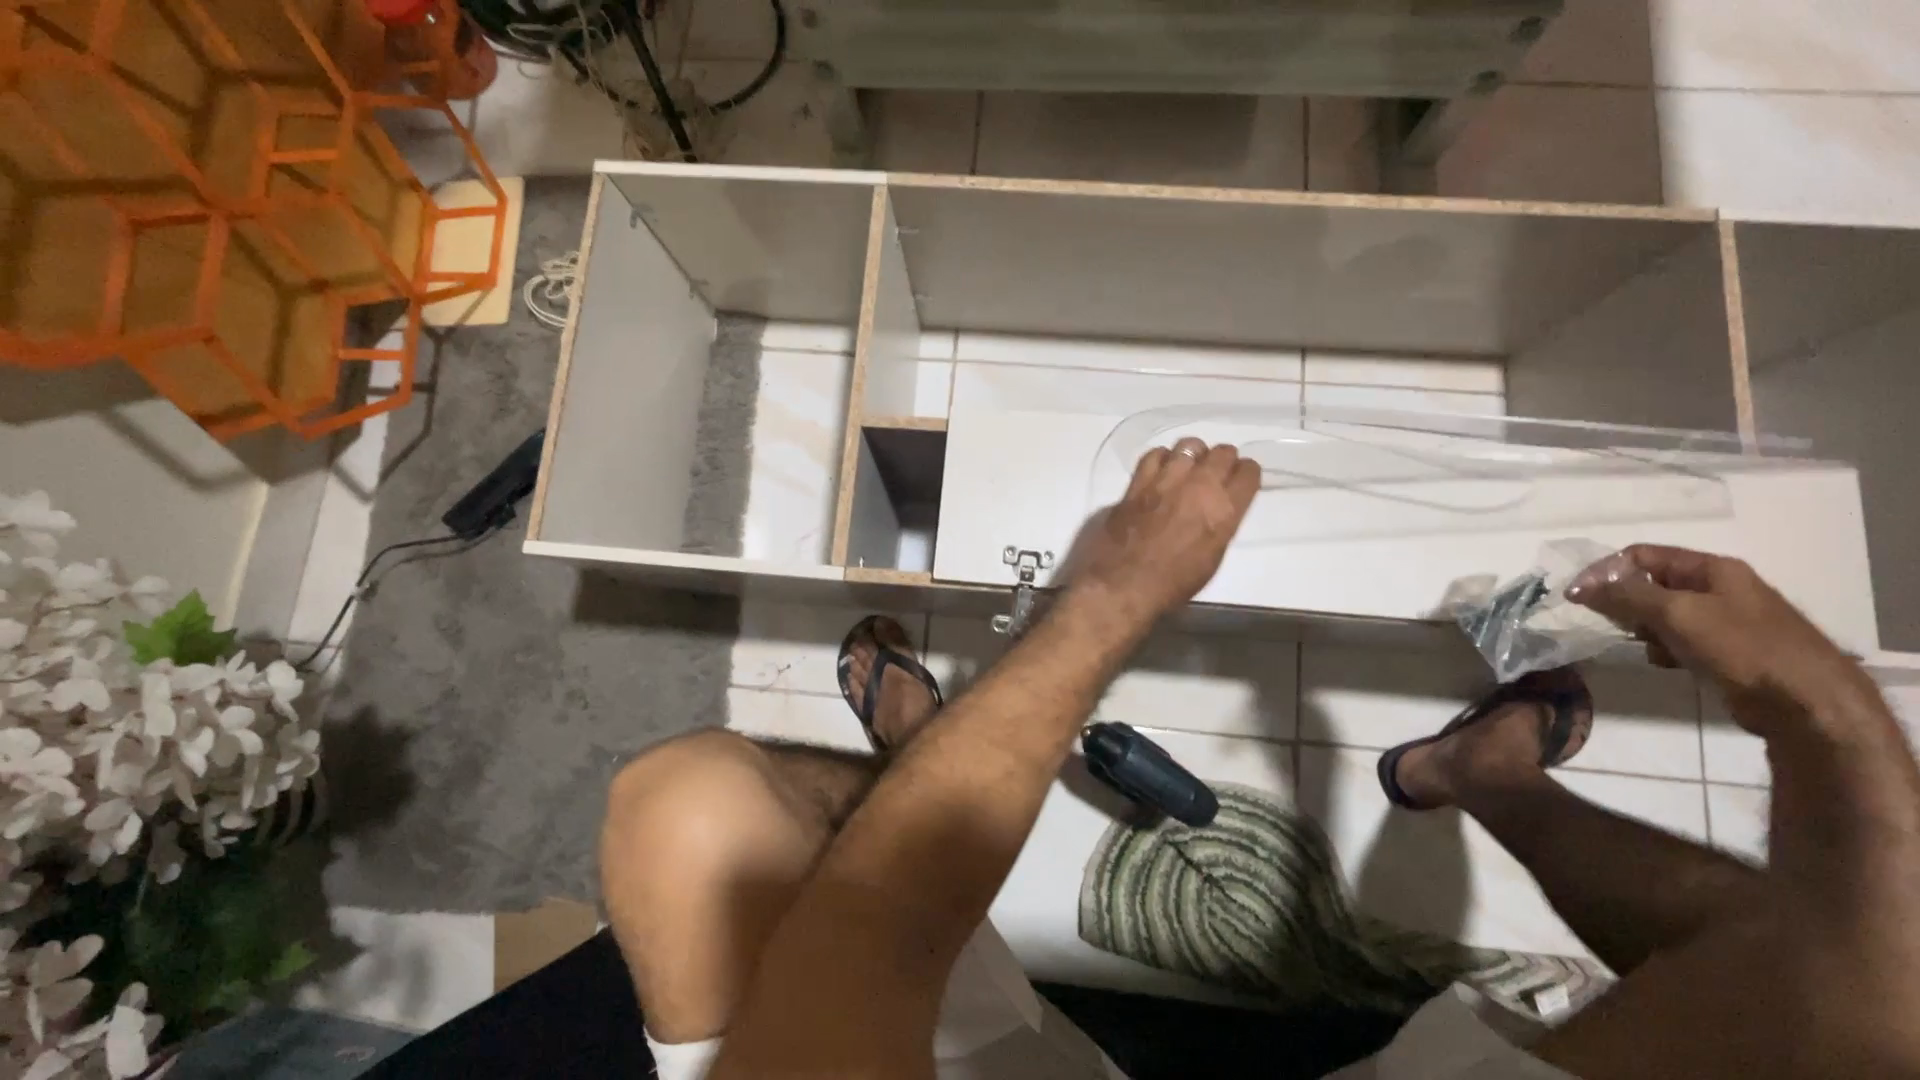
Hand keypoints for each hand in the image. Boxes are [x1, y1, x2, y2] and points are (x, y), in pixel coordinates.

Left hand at [1062, 438, 1260, 628]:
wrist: (1124, 585)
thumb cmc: (1173, 583)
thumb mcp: (1213, 557)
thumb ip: (1220, 523)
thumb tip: (1217, 509)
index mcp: (1225, 510)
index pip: (1249, 472)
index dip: (1246, 474)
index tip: (1239, 481)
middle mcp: (1200, 486)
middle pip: (1222, 452)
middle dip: (1222, 460)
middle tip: (1215, 473)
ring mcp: (1166, 480)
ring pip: (1189, 444)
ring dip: (1193, 455)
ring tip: (1187, 469)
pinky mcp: (1137, 482)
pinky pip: (1154, 454)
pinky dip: (1161, 459)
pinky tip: (1160, 471)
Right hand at [1567, 544, 1870, 725]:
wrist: (1804, 701)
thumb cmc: (1742, 646)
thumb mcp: (1677, 612)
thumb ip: (1625, 595)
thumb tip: (1578, 587)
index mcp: (1712, 568)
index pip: (1641, 555)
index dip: (1605, 570)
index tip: (1577, 596)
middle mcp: (1716, 587)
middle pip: (1649, 584)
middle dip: (1625, 603)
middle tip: (1614, 624)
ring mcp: (1721, 619)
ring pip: (1659, 615)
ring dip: (1644, 629)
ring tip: (1648, 646)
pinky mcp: (1721, 649)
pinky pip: (1675, 639)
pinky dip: (1663, 649)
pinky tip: (1668, 663)